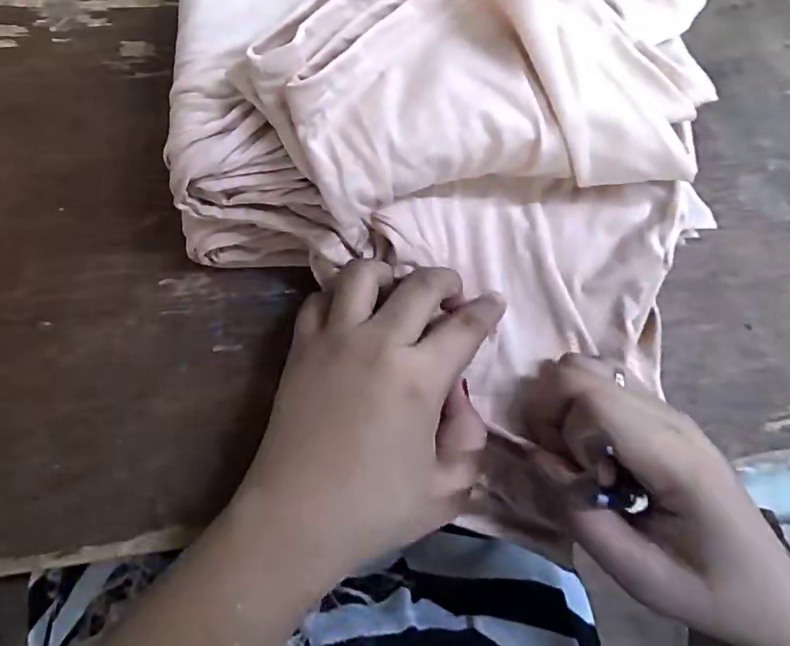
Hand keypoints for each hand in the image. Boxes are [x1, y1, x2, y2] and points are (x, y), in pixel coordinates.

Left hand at [226, 261, 506, 580]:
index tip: (494, 300)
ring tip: (397, 293)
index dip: (486, 309)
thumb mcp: (447, 489)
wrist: (295, 516)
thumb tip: (458, 392)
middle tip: (454, 292)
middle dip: (446, 280)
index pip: (463, 326)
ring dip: (388, 275)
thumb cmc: (374, 508)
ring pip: (362, 273)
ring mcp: (334, 337)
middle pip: (419, 285)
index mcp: (418, 377)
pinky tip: (350, 314)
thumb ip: (468, 436)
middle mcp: (377, 342)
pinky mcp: (301, 344)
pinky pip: (319, 298)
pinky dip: (338, 296)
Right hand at [524, 355, 789, 645]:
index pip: (592, 400)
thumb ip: (578, 514)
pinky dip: (577, 404)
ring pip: (583, 366)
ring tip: (576, 456)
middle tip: (564, 464)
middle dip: (550, 412)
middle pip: (578, 369)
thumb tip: (536, 456)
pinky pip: (599, 380)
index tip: (581, 482)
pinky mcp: (656, 409)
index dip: (565, 434)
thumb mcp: (640, 576)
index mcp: (673, 455)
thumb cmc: (707, 590)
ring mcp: (663, 406)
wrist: (770, 594)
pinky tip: (594, 449)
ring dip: (561, 405)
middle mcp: (666, 415)